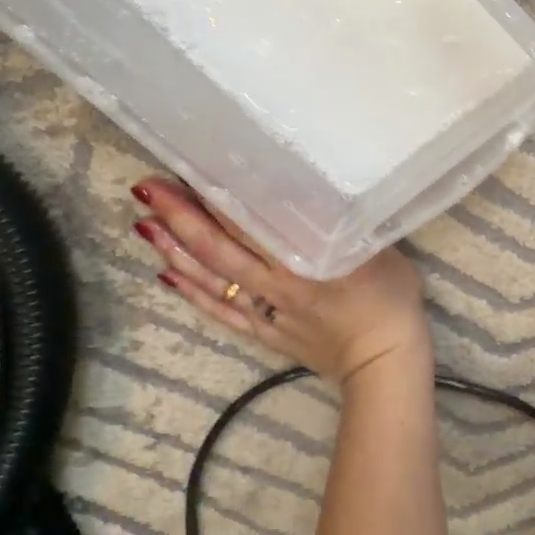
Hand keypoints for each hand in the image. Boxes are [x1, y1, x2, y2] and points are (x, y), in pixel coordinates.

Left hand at [130, 176, 431, 384]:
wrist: (383, 361)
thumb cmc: (389, 298)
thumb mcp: (377, 249)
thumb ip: (346, 224)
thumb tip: (321, 195)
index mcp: (302, 260)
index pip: (251, 224)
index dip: (220, 199)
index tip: (189, 173)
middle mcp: (273, 283)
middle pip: (219, 249)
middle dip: (181, 218)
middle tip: (148, 188)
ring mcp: (263, 310)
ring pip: (210, 278)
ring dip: (176, 251)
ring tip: (145, 224)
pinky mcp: (262, 331)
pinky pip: (218, 310)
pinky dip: (190, 292)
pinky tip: (167, 274)